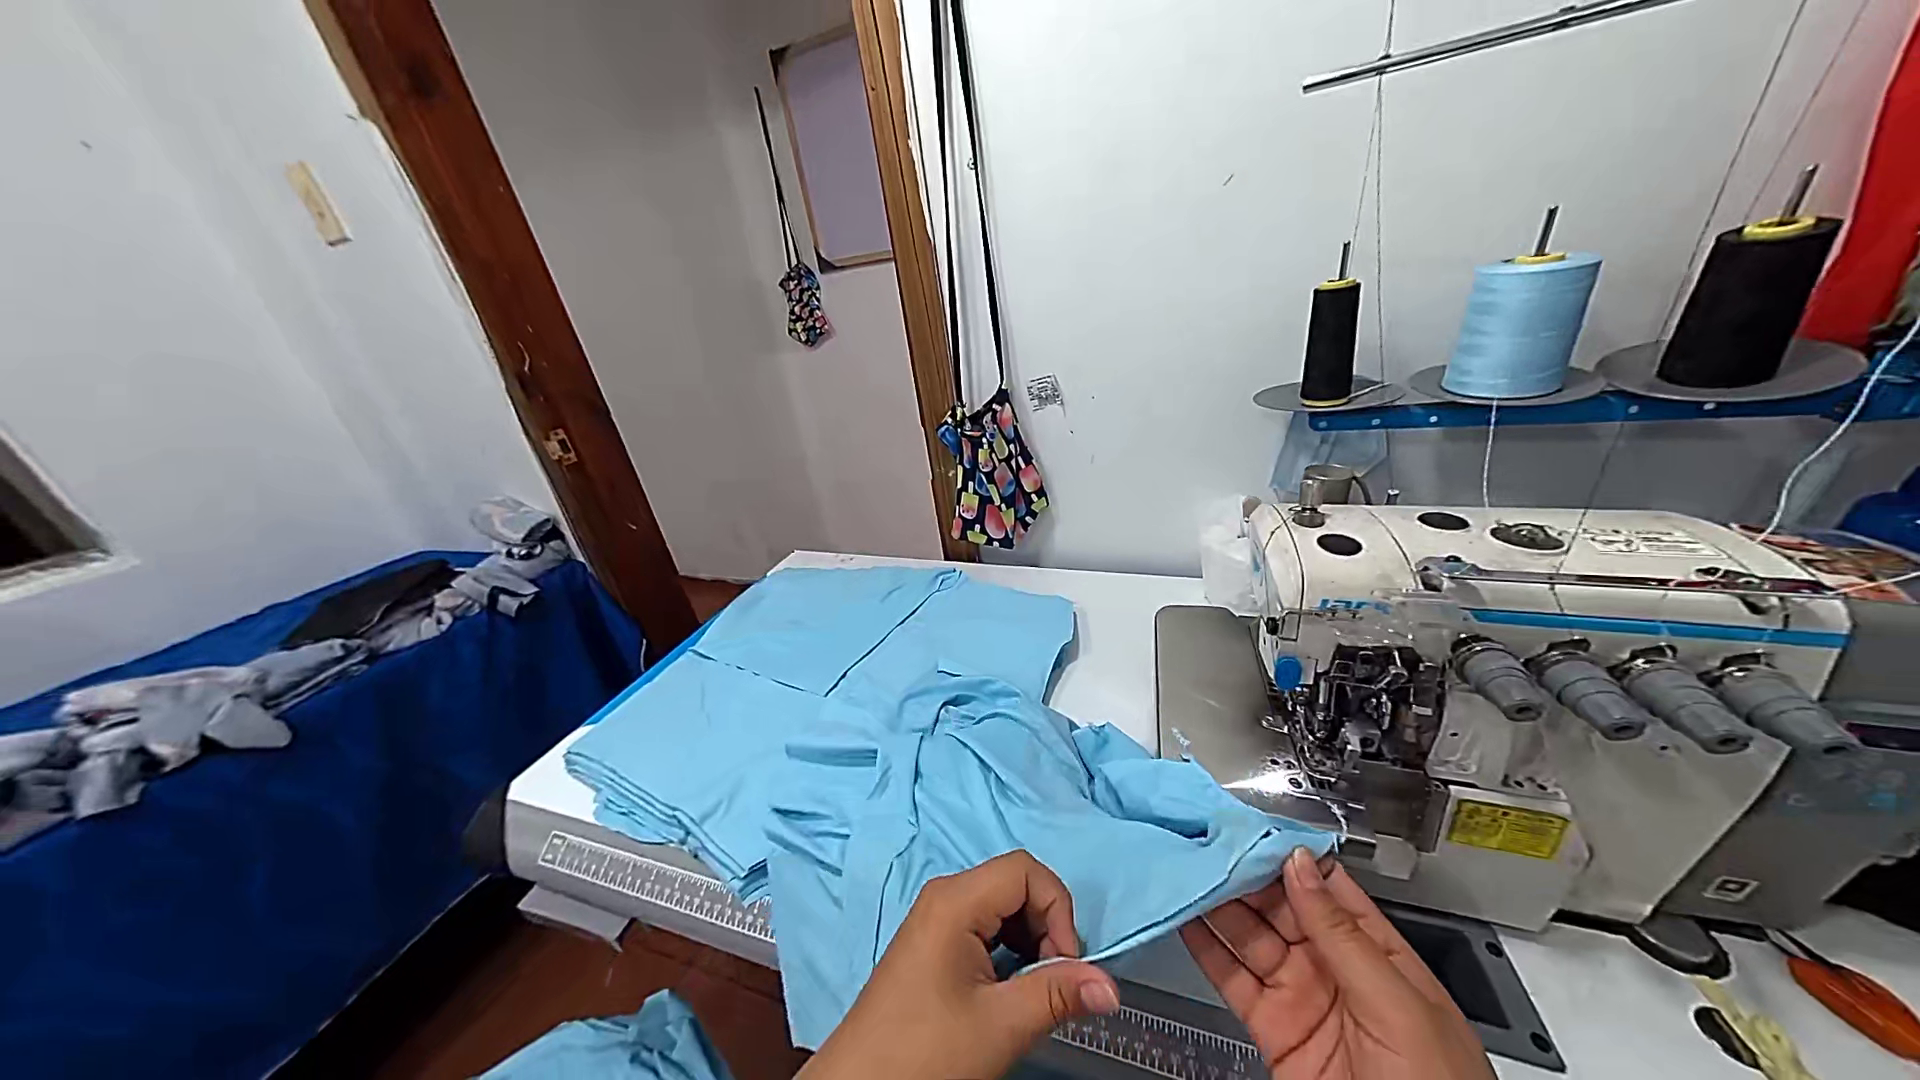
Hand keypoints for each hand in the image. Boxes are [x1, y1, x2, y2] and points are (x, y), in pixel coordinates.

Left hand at [799, 850, 1120, 1079]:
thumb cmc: (926, 1052)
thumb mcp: (1000, 1025)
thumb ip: (1058, 994)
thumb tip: (1111, 987)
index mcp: (956, 899)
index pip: (1026, 870)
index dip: (1057, 909)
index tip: (1064, 964)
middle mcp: (946, 895)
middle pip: (1016, 884)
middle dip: (1045, 926)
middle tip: (1051, 981)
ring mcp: (938, 916)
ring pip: (1003, 906)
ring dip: (1029, 941)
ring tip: (1031, 991)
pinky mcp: (936, 940)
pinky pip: (985, 926)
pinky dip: (1009, 951)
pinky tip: (1008, 990)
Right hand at [1180, 847, 1495, 1079]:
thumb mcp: (1399, 1008)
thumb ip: (1343, 935)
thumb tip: (1300, 865)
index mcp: (1376, 955)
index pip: (1324, 887)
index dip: (1285, 856)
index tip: (1248, 829)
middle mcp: (1332, 968)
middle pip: (1277, 905)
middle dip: (1241, 875)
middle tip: (1204, 845)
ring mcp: (1298, 996)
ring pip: (1248, 935)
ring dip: (1215, 904)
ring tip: (1185, 872)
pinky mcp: (1270, 1027)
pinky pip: (1231, 978)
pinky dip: (1203, 948)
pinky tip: (1184, 920)